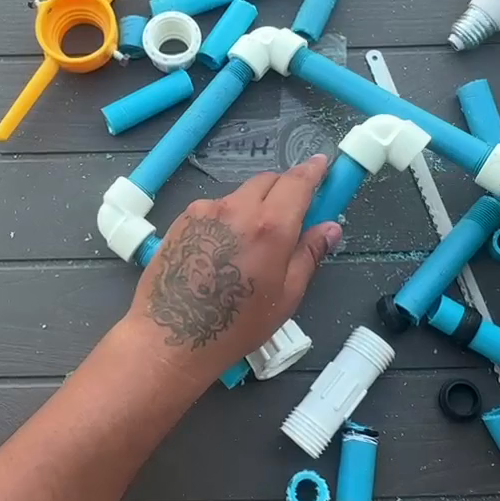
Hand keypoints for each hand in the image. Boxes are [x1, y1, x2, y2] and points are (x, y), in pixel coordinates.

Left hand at [117, 154, 343, 387]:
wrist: (170, 336)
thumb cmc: (235, 325)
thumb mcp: (286, 296)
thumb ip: (309, 255)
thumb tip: (329, 228)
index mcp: (269, 226)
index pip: (298, 182)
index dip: (313, 170)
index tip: (322, 164)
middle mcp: (236, 208)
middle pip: (268, 182)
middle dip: (284, 190)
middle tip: (291, 216)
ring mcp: (205, 210)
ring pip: (240, 195)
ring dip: (253, 206)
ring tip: (251, 246)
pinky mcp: (182, 219)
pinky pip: (215, 208)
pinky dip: (228, 218)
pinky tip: (222, 251)